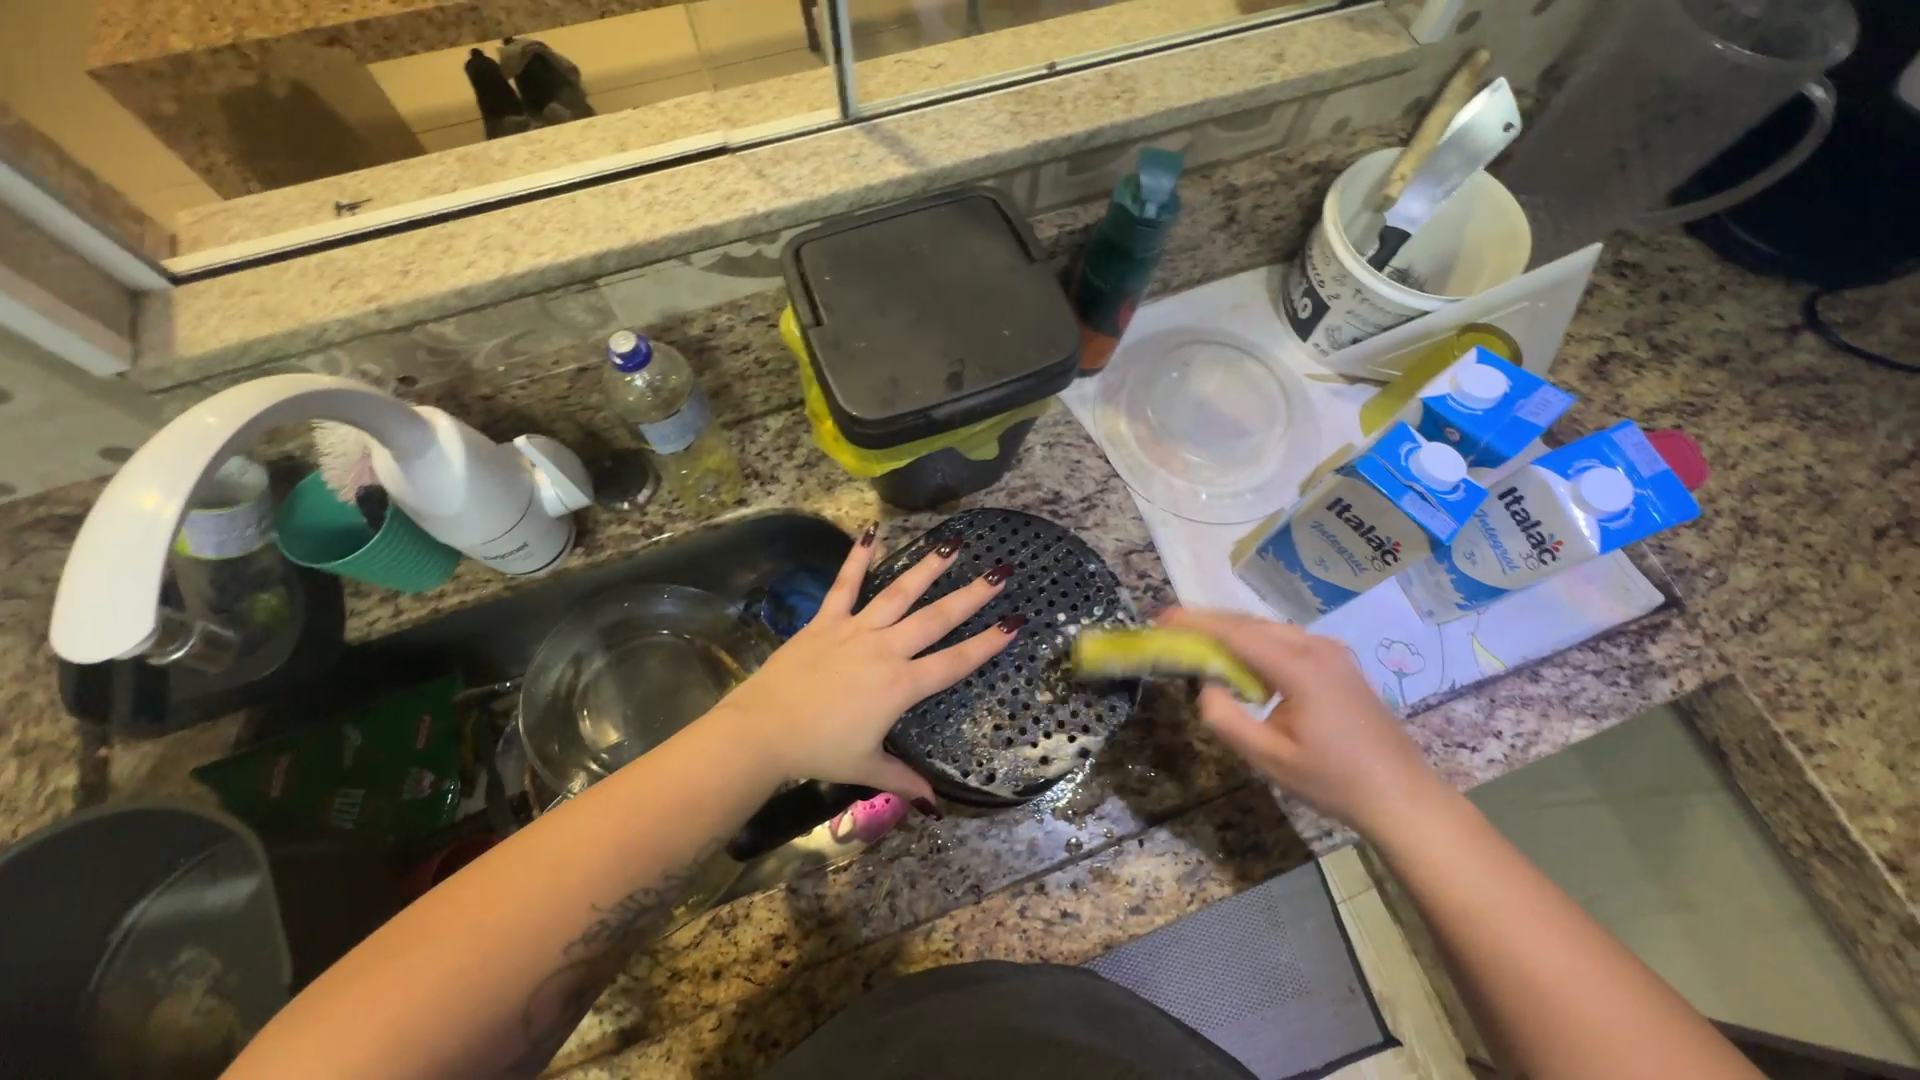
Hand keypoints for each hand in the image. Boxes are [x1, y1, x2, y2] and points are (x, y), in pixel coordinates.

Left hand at [710, 524, 1022, 807]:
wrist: (764, 729)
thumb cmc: (819, 751)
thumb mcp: (866, 767)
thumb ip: (904, 781)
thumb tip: (935, 808)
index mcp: (901, 686)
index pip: (954, 662)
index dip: (987, 644)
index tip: (1014, 622)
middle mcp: (886, 650)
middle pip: (936, 619)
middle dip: (971, 596)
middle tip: (999, 573)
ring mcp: (855, 630)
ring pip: (898, 594)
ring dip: (927, 568)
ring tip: (952, 545)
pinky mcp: (825, 621)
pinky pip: (844, 585)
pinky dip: (858, 559)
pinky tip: (871, 533)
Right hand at [1163, 608, 1451, 838]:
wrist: (1401, 794)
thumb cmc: (1333, 780)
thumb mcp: (1269, 758)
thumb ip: (1227, 719)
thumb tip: (1206, 687)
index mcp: (1299, 667)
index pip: (1236, 633)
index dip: (1195, 623)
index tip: (1161, 619)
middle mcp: (1316, 647)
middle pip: (1251, 623)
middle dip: (1208, 621)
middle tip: (1170, 627)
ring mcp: (1332, 652)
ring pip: (1269, 628)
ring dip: (1232, 630)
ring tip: (1196, 639)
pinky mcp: (1338, 663)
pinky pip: (1286, 640)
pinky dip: (1255, 641)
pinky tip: (1240, 657)